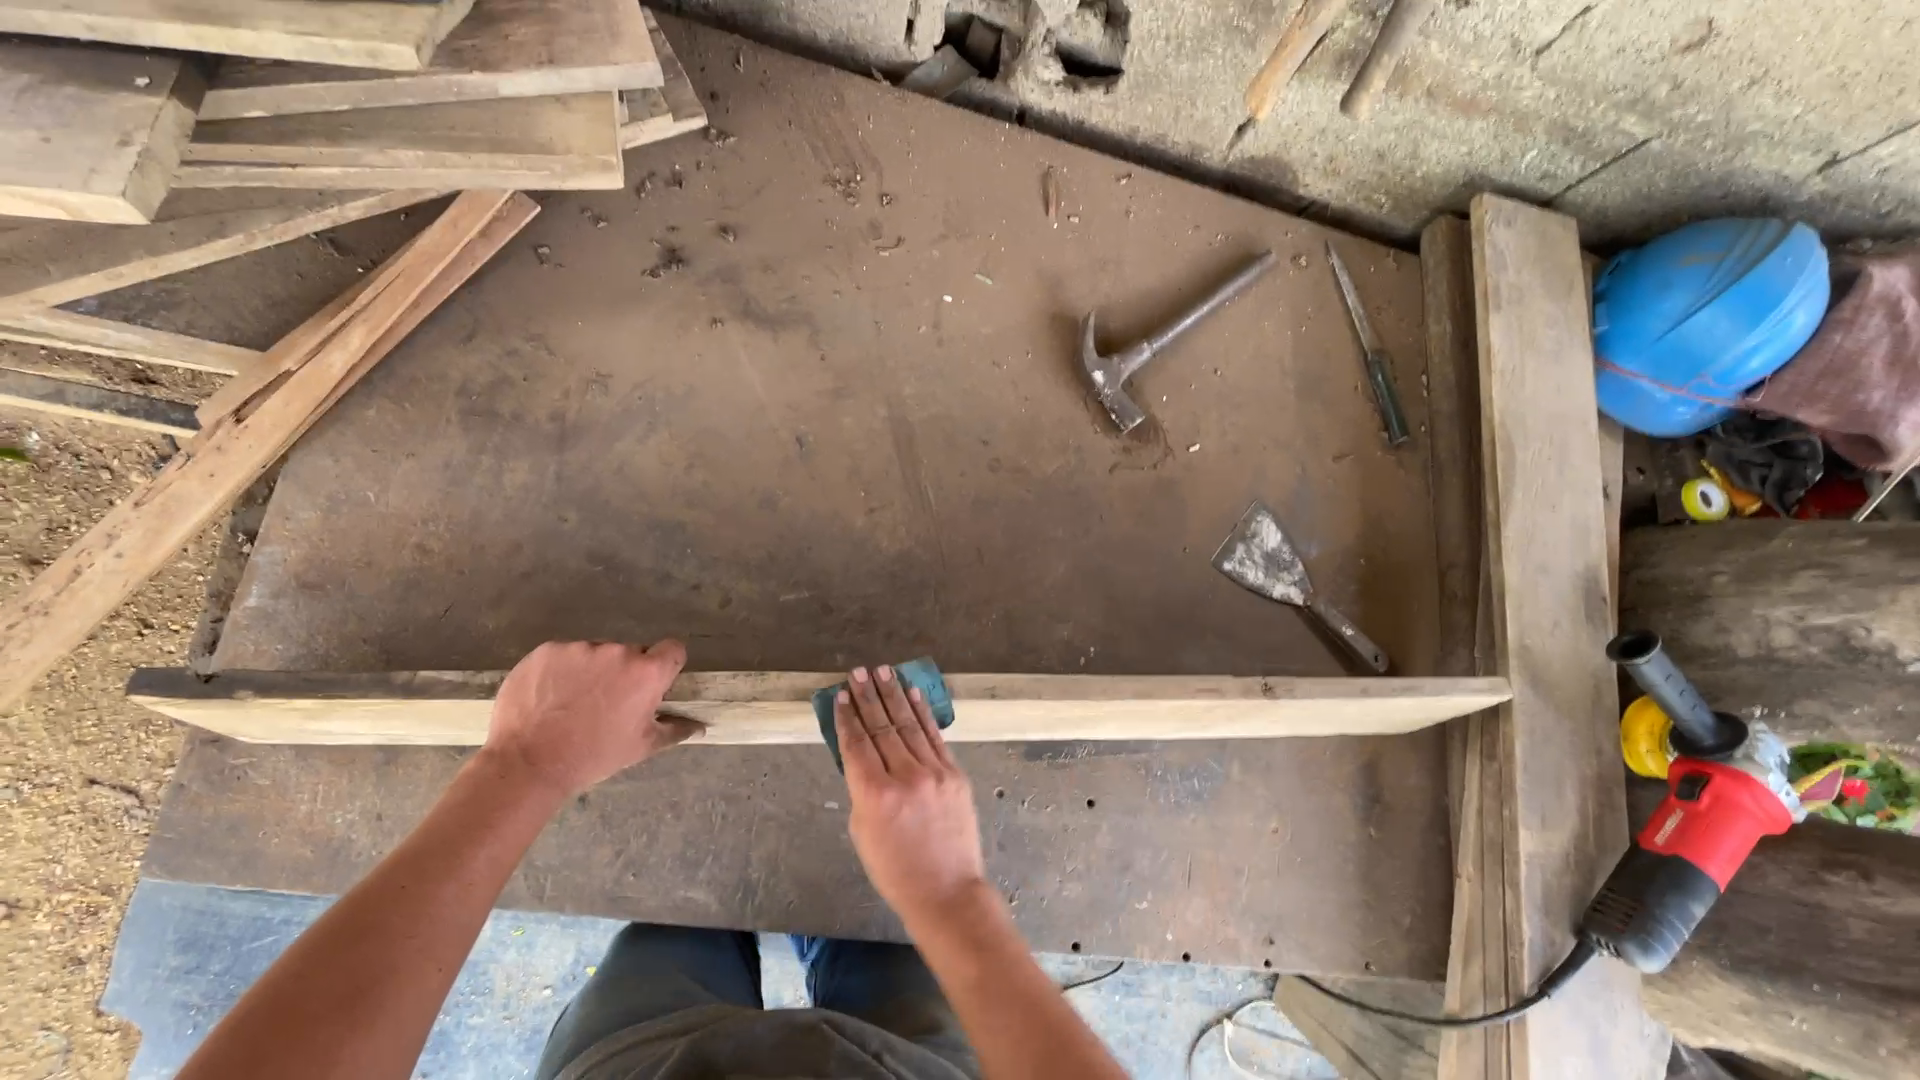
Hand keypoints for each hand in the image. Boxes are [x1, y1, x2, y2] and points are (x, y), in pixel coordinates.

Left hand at [485, 640, 699, 796]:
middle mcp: (617, 651)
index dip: (666, 665)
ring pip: (596, 654)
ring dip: (592, 671)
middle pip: (631, 653)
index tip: (653, 684)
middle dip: (625, 672)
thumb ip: (675, 730)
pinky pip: (564, 655)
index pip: (672, 649)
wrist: (528, 763)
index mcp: (646, 673)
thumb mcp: (641, 748)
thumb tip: (700, 726)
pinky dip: (562, 671)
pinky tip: (550, 697)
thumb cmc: (593, 756)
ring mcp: (579, 648)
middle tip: (608, 703)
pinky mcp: (546, 650)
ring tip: (573, 703)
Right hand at [836, 664, 989, 924]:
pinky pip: (934, 736)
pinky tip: (913, 693)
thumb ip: (860, 789)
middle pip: (882, 727)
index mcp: (874, 794)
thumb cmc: (895, 869)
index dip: (847, 717)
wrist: (946, 890)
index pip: (856, 744)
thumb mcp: (862, 831)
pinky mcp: (954, 774)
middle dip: (868, 697)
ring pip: (908, 725)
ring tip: (882, 671)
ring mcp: (934, 773)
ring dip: (894, 695)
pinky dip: (922, 713)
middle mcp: (905, 777)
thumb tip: (861, 756)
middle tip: (858, 672)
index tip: (841, 696)